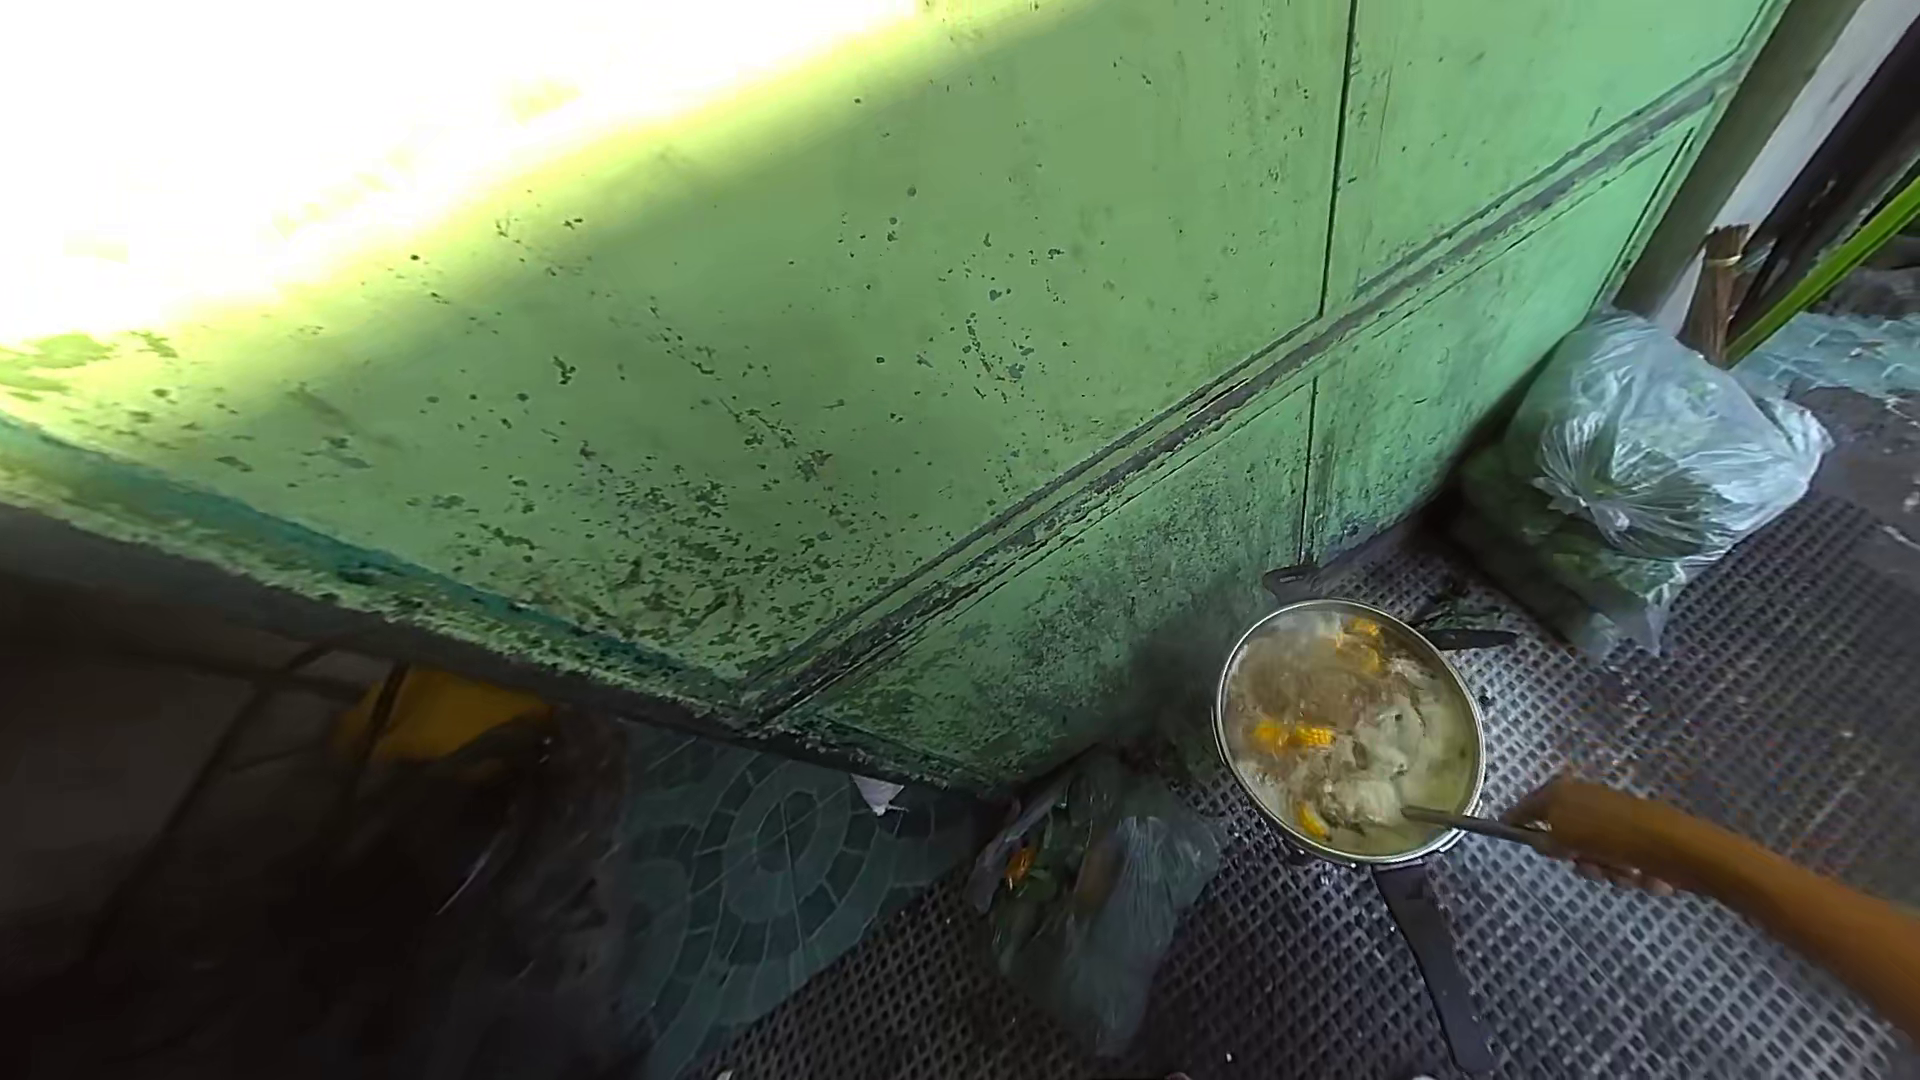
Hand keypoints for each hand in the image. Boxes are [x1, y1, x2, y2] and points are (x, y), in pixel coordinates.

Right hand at [1505, 776, 1685, 895]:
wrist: (1683, 849)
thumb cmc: (1611, 837)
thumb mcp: (1563, 839)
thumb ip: (1542, 841)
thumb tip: (1539, 842)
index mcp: (1561, 791)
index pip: (1526, 806)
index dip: (1516, 822)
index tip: (1511, 837)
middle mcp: (1586, 800)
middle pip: (1564, 835)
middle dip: (1578, 859)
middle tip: (1590, 869)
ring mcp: (1616, 818)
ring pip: (1597, 853)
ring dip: (1609, 871)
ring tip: (1627, 877)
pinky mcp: (1644, 837)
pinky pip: (1626, 859)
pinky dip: (1635, 873)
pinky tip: (1648, 877)